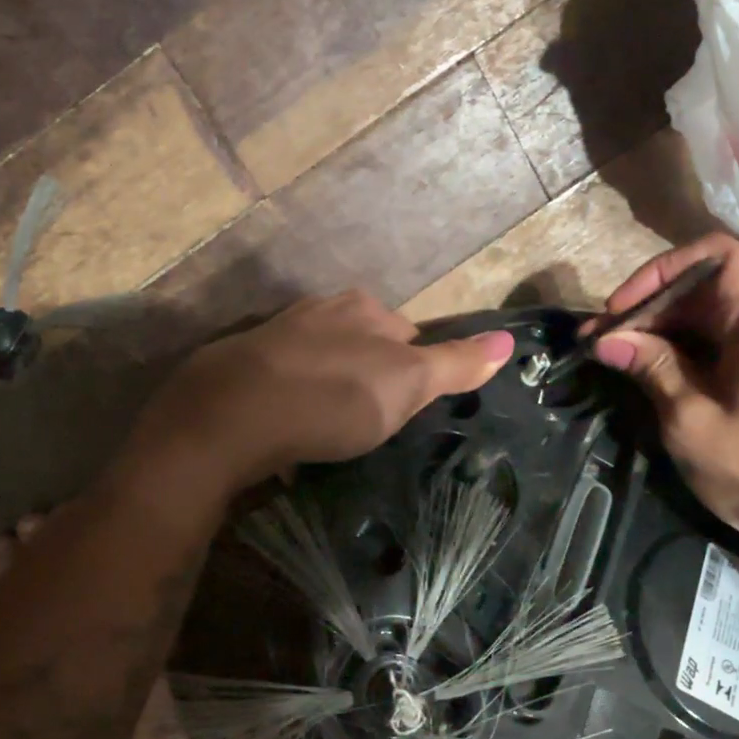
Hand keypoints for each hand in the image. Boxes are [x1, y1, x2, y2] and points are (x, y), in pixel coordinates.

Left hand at [131, 291, 514, 489]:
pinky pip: (280, 383)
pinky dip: (292, 401)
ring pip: (318, 361)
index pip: (406, 333)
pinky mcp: (237, 369)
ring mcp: (272, 337)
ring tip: (332, 429)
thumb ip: (455, 364)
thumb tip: (508, 340)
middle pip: (359, 343)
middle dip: (369, 376)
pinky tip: (289, 428)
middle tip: (373, 422)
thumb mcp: (407, 384)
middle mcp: (315, 311)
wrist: (230, 418)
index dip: (415, 370)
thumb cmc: (332, 398)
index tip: (411, 408)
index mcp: (360, 309)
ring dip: (329, 388)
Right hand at [590, 233, 738, 567]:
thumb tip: (607, 339)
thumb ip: (651, 367)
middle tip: (605, 340)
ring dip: (675, 328)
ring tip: (624, 356)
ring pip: (728, 310)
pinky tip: (665, 369)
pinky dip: (703, 346)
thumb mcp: (691, 420)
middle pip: (717, 283)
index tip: (617, 311)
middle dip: (657, 307)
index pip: (712, 256)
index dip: (655, 274)